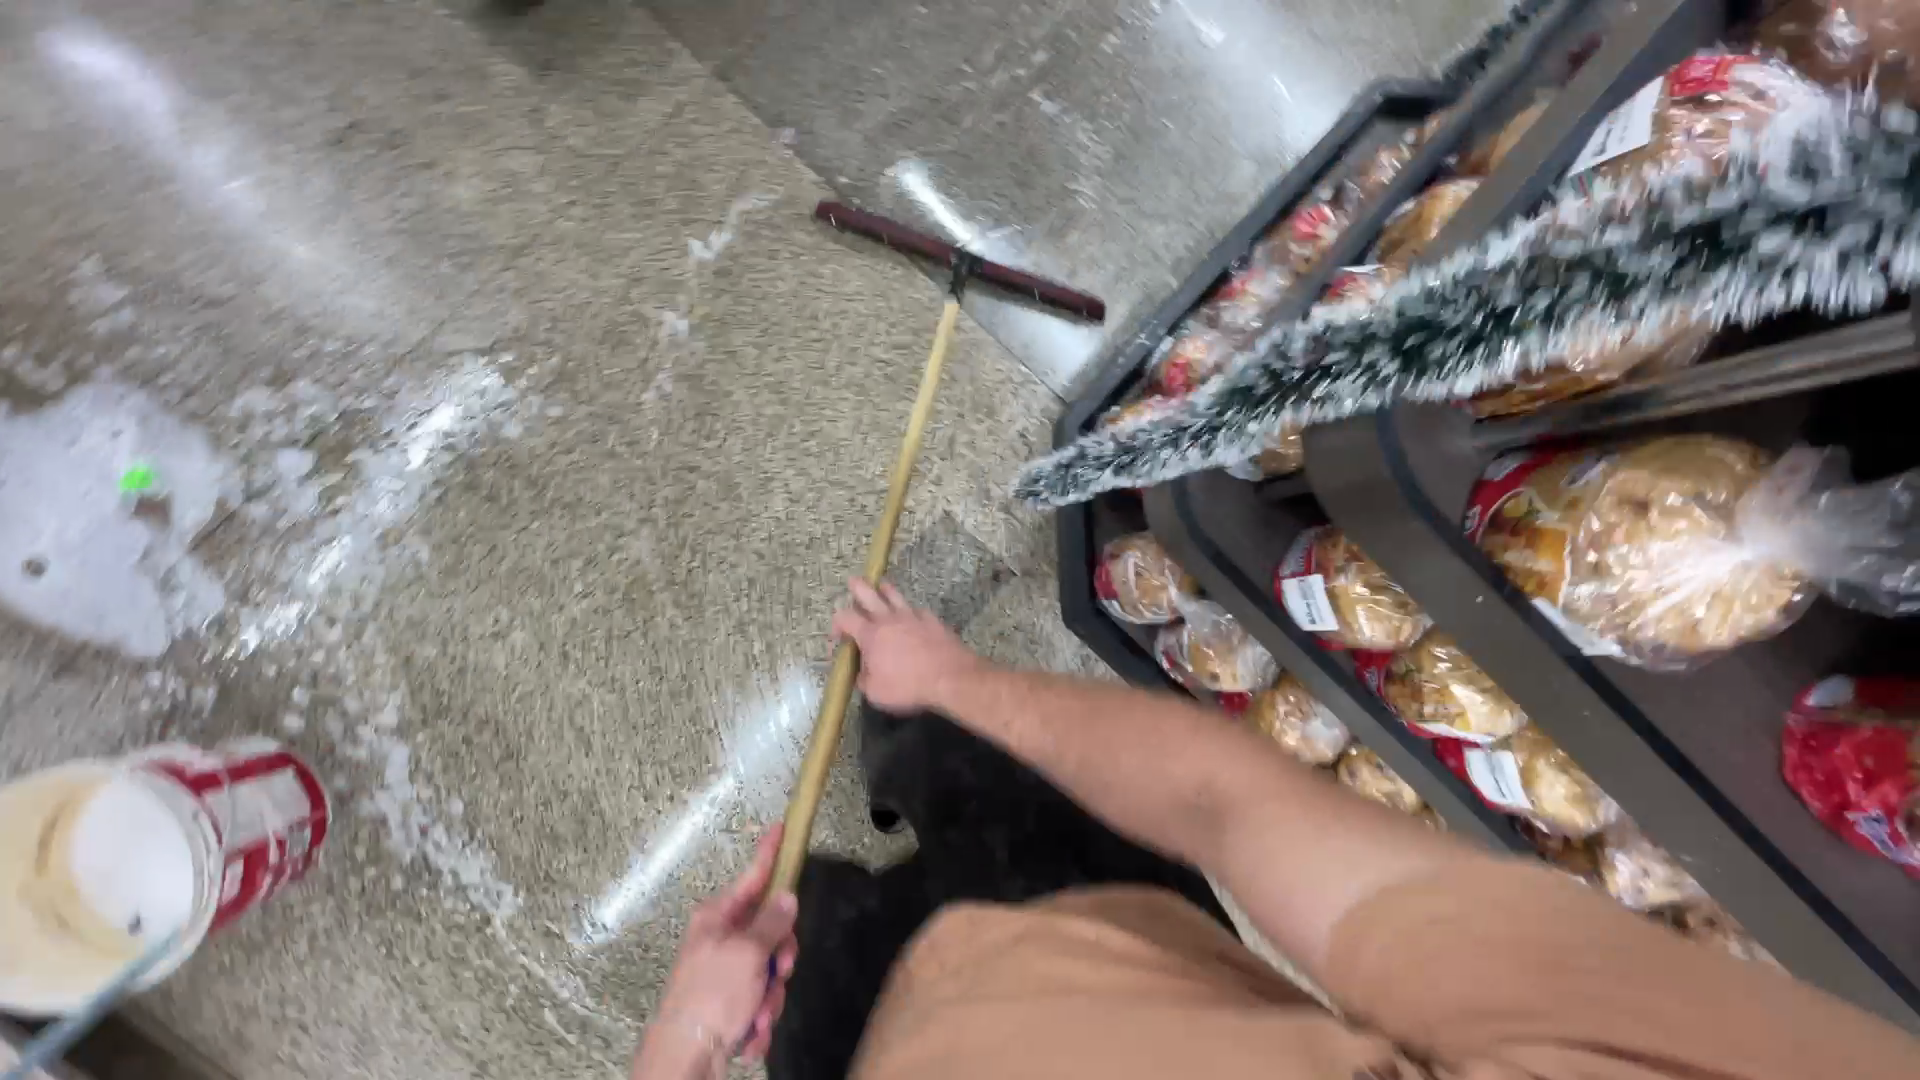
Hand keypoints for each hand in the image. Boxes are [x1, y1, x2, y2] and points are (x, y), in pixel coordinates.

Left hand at [638, 827, 797, 1074]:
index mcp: (718, 917)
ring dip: (771, 994)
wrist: (684, 1060)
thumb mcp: (749, 953)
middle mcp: (720, 939)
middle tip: (782, 970)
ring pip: (768, 968)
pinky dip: (760, 1017)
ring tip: (758, 1016)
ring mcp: (723, 972)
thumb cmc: (712, 995)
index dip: (770, 852)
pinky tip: (751, 1034)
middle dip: (780, 957)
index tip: (781, 826)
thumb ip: (773, 922)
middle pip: (769, 930)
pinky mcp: (727, 1003)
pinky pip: (759, 998)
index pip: (753, 875)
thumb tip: (787, 896)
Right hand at [831, 578, 984, 712]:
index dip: (837, 623)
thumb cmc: (908, 686)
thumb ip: (864, 679)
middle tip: (853, 581)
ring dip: (886, 589)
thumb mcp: (875, 692)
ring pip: (895, 595)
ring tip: (882, 585)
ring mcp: (913, 616)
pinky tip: (913, 614)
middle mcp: (889, 619)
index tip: (838, 636)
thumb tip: (862, 672)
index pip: (845, 618)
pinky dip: (911, 610)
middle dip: (858, 587)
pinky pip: (917, 610)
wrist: (950, 677)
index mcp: (871, 635)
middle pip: (869, 594)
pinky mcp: (932, 620)